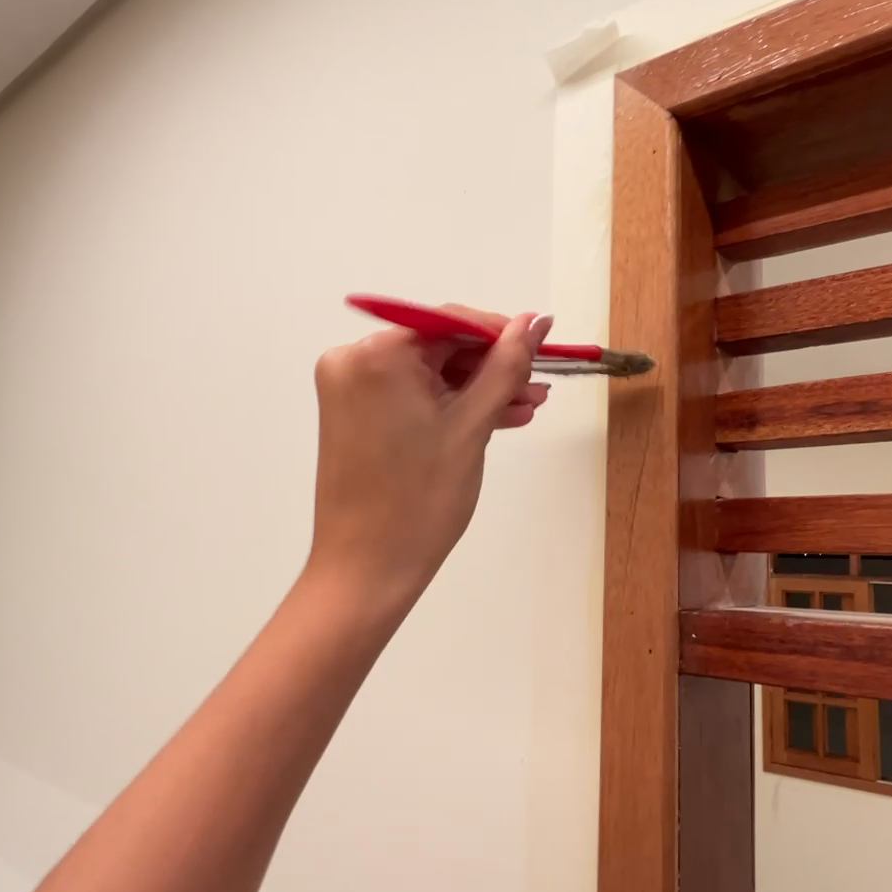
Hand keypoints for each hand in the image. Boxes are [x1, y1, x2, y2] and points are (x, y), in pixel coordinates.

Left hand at [304, 307, 551, 611]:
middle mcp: (353, 362)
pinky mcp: (357, 417)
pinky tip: (499, 419)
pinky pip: (414, 398)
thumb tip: (535, 321)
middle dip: (492, 367)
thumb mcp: (472, 425)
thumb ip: (506, 366)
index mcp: (375, 355)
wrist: (367, 570)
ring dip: (479, 390)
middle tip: (539, 383)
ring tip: (528, 406)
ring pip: (430, 375)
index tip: (540, 344)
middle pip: (439, 347)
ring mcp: (352, 391)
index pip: (449, 322)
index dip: (500, 332)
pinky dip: (451, 407)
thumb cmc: (419, 500)